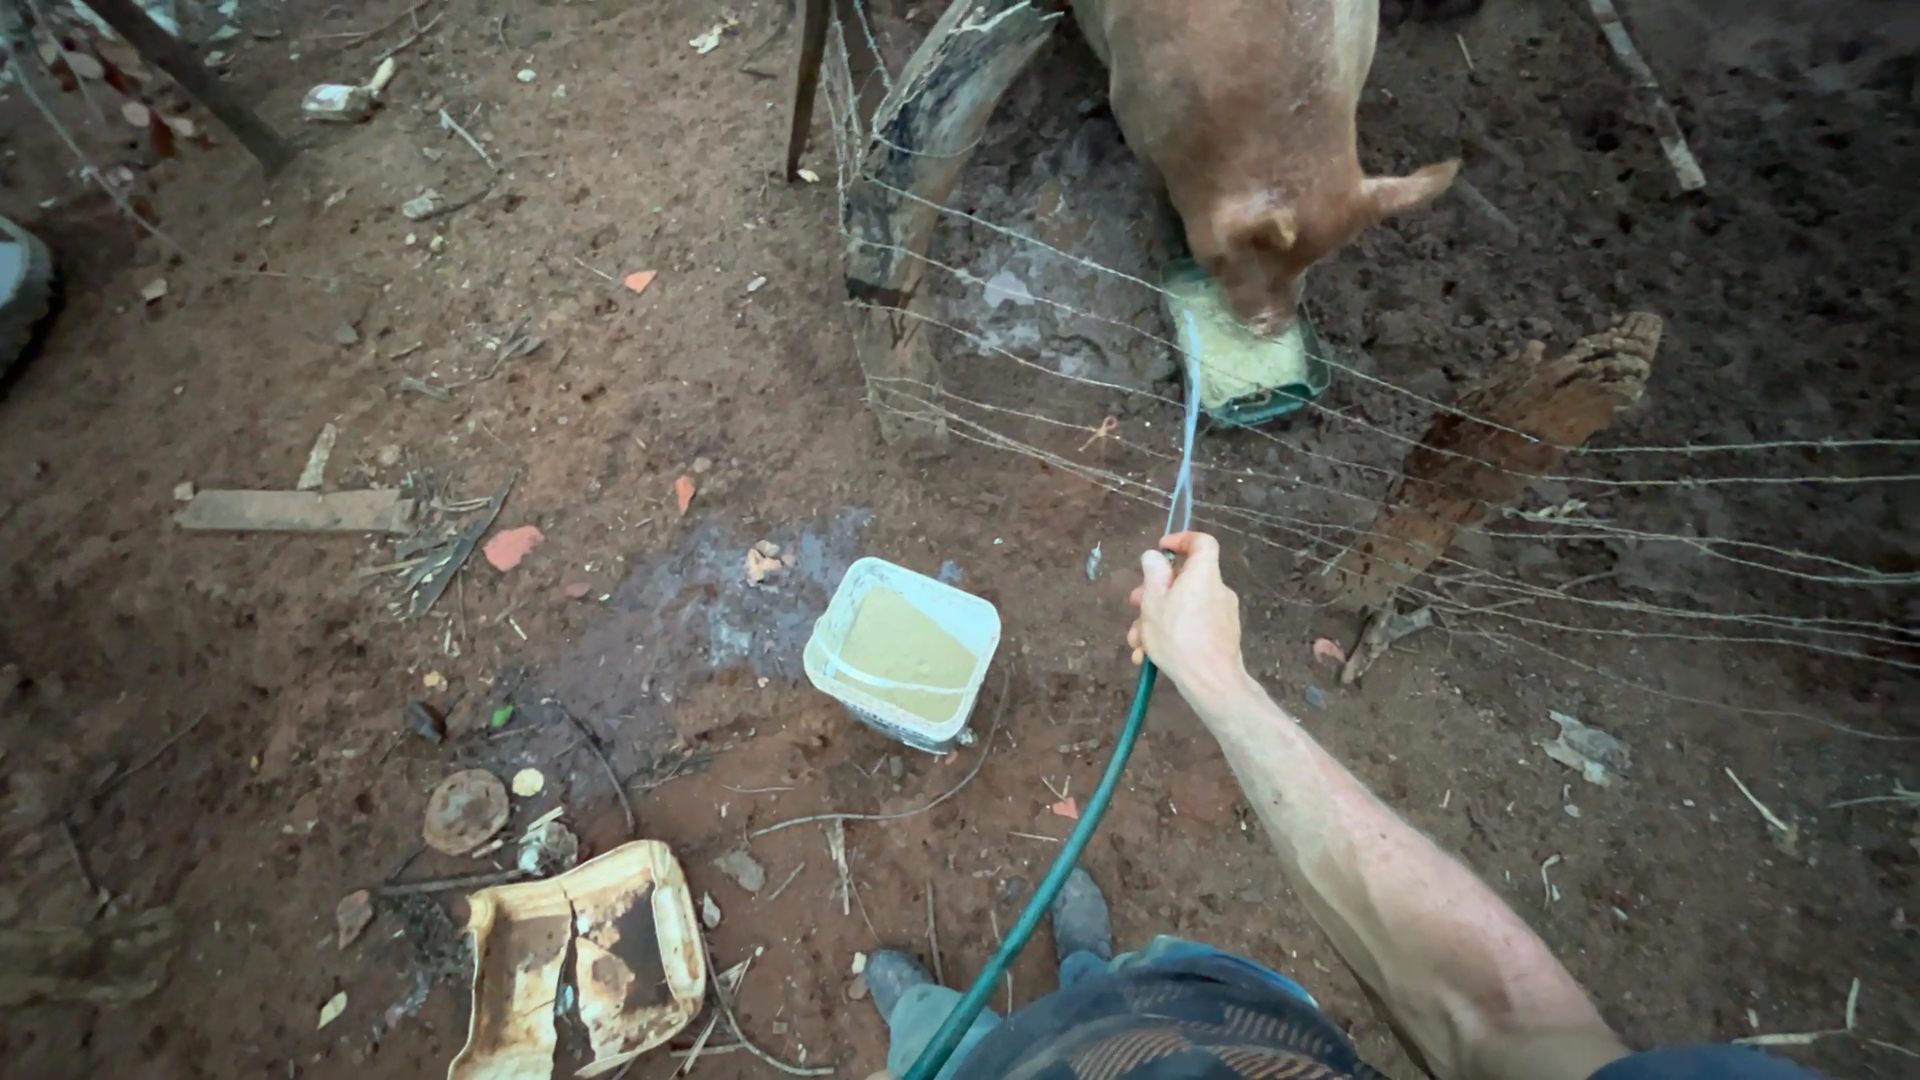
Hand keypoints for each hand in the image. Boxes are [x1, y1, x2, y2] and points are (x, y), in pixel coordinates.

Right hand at [1127, 532, 1251, 704]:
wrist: (1211, 683)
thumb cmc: (1178, 638)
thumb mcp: (1154, 603)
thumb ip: (1153, 574)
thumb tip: (1154, 556)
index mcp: (1203, 575)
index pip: (1202, 542)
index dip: (1181, 540)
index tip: (1160, 550)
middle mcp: (1217, 590)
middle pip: (1184, 578)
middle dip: (1154, 591)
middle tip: (1134, 604)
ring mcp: (1221, 614)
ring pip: (1182, 606)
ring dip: (1156, 618)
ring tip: (1136, 641)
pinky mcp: (1220, 635)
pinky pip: (1191, 624)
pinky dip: (1170, 633)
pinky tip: (1148, 655)